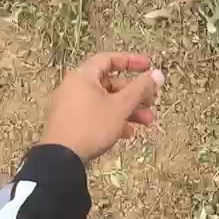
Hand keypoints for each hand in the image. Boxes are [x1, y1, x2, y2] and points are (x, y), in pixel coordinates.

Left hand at [38, 52, 163, 161]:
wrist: (60, 159)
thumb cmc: (92, 126)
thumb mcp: (121, 106)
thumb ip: (140, 88)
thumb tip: (158, 74)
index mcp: (83, 76)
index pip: (109, 59)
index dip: (131, 61)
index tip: (149, 67)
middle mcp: (74, 87)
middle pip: (110, 83)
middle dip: (134, 93)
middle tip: (151, 101)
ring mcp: (70, 106)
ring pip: (104, 101)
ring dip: (127, 109)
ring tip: (146, 122)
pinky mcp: (69, 123)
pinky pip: (95, 115)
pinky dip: (112, 119)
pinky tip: (127, 133)